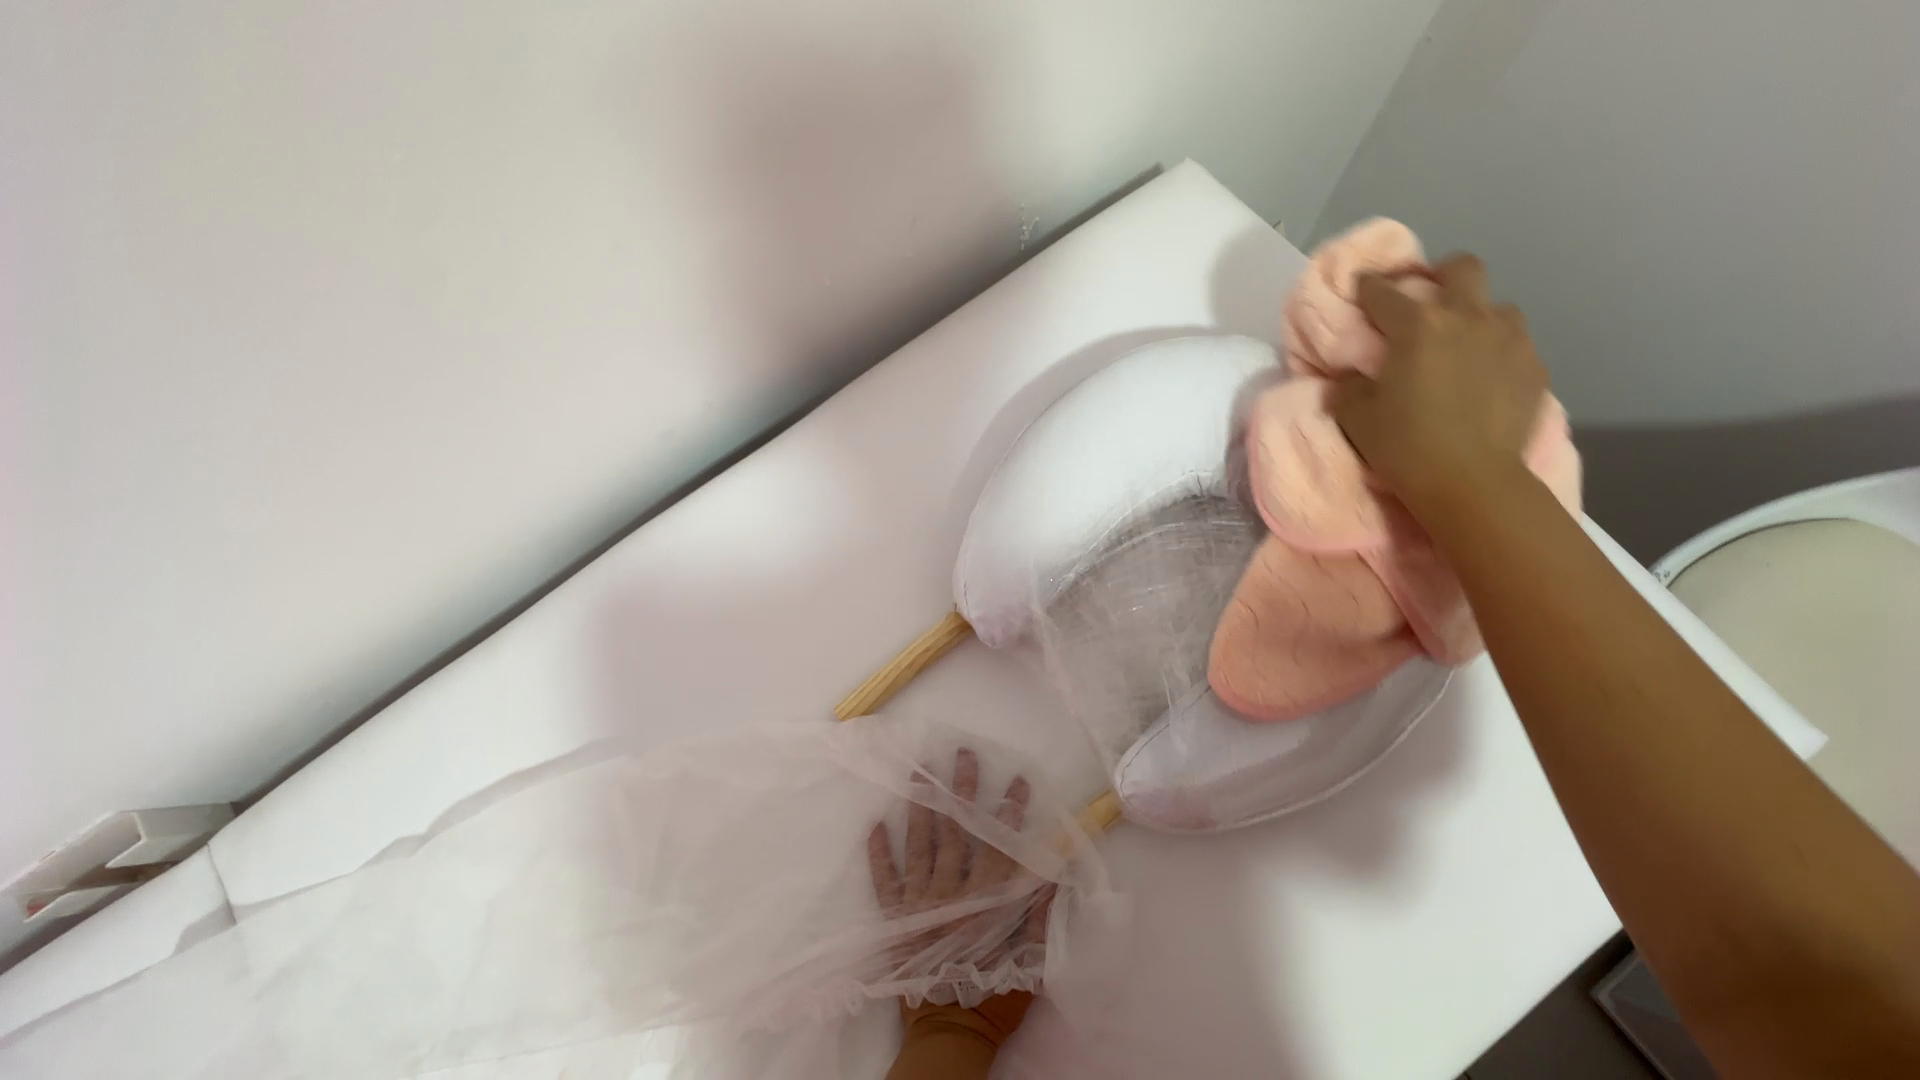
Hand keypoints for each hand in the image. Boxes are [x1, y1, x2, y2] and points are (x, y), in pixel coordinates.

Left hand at [869, 749, 1047, 1076]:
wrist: (951, 1031)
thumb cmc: (996, 993)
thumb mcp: (1031, 958)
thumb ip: (1039, 913)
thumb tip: (1052, 870)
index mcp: (985, 902)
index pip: (1000, 846)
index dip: (1010, 813)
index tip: (1017, 780)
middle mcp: (951, 893)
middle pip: (958, 832)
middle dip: (961, 791)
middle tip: (961, 755)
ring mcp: (920, 903)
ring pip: (921, 845)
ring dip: (922, 807)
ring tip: (920, 773)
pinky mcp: (896, 919)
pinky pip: (884, 881)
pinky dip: (879, 854)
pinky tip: (875, 825)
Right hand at [1330, 254, 1548, 516]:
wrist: (1471, 482)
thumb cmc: (1404, 445)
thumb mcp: (1355, 416)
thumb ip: (1350, 385)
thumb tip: (1354, 374)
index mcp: (1417, 324)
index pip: (1383, 290)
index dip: (1368, 288)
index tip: (1362, 292)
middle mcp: (1467, 317)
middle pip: (1462, 268)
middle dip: (1441, 275)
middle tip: (1426, 301)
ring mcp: (1508, 339)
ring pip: (1497, 307)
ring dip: (1477, 317)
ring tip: (1463, 346)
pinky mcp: (1534, 366)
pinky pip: (1515, 345)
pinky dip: (1497, 353)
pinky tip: (1486, 380)